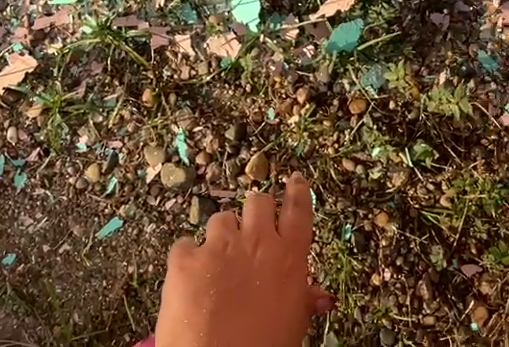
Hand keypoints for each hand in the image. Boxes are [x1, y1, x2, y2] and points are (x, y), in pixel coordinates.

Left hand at [154, 174, 330, 346]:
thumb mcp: (293, 326)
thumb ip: (303, 302)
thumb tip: (322, 297)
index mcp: (289, 258)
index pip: (299, 210)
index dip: (298, 191)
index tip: (295, 180)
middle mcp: (257, 242)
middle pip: (259, 202)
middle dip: (255, 213)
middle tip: (251, 231)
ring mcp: (220, 247)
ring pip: (222, 219)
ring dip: (221, 236)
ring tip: (218, 264)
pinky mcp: (186, 260)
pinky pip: (186, 244)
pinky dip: (188, 258)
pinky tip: (190, 279)